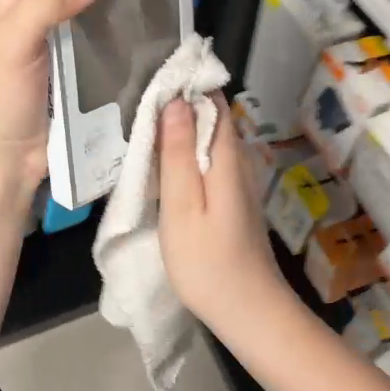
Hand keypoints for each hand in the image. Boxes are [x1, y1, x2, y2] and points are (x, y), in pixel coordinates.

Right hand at [158, 96, 290, 333]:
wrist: (250, 313)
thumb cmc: (208, 262)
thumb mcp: (183, 207)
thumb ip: (177, 154)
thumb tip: (174, 101)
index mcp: (227, 157)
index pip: (213, 101)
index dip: (186, 84)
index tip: (153, 77)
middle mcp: (239, 161)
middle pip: (212, 117)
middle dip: (180, 102)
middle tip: (139, 101)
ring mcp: (240, 181)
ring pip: (211, 138)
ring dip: (182, 127)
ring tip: (145, 125)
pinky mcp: (234, 199)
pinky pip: (211, 158)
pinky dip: (189, 150)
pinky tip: (166, 162)